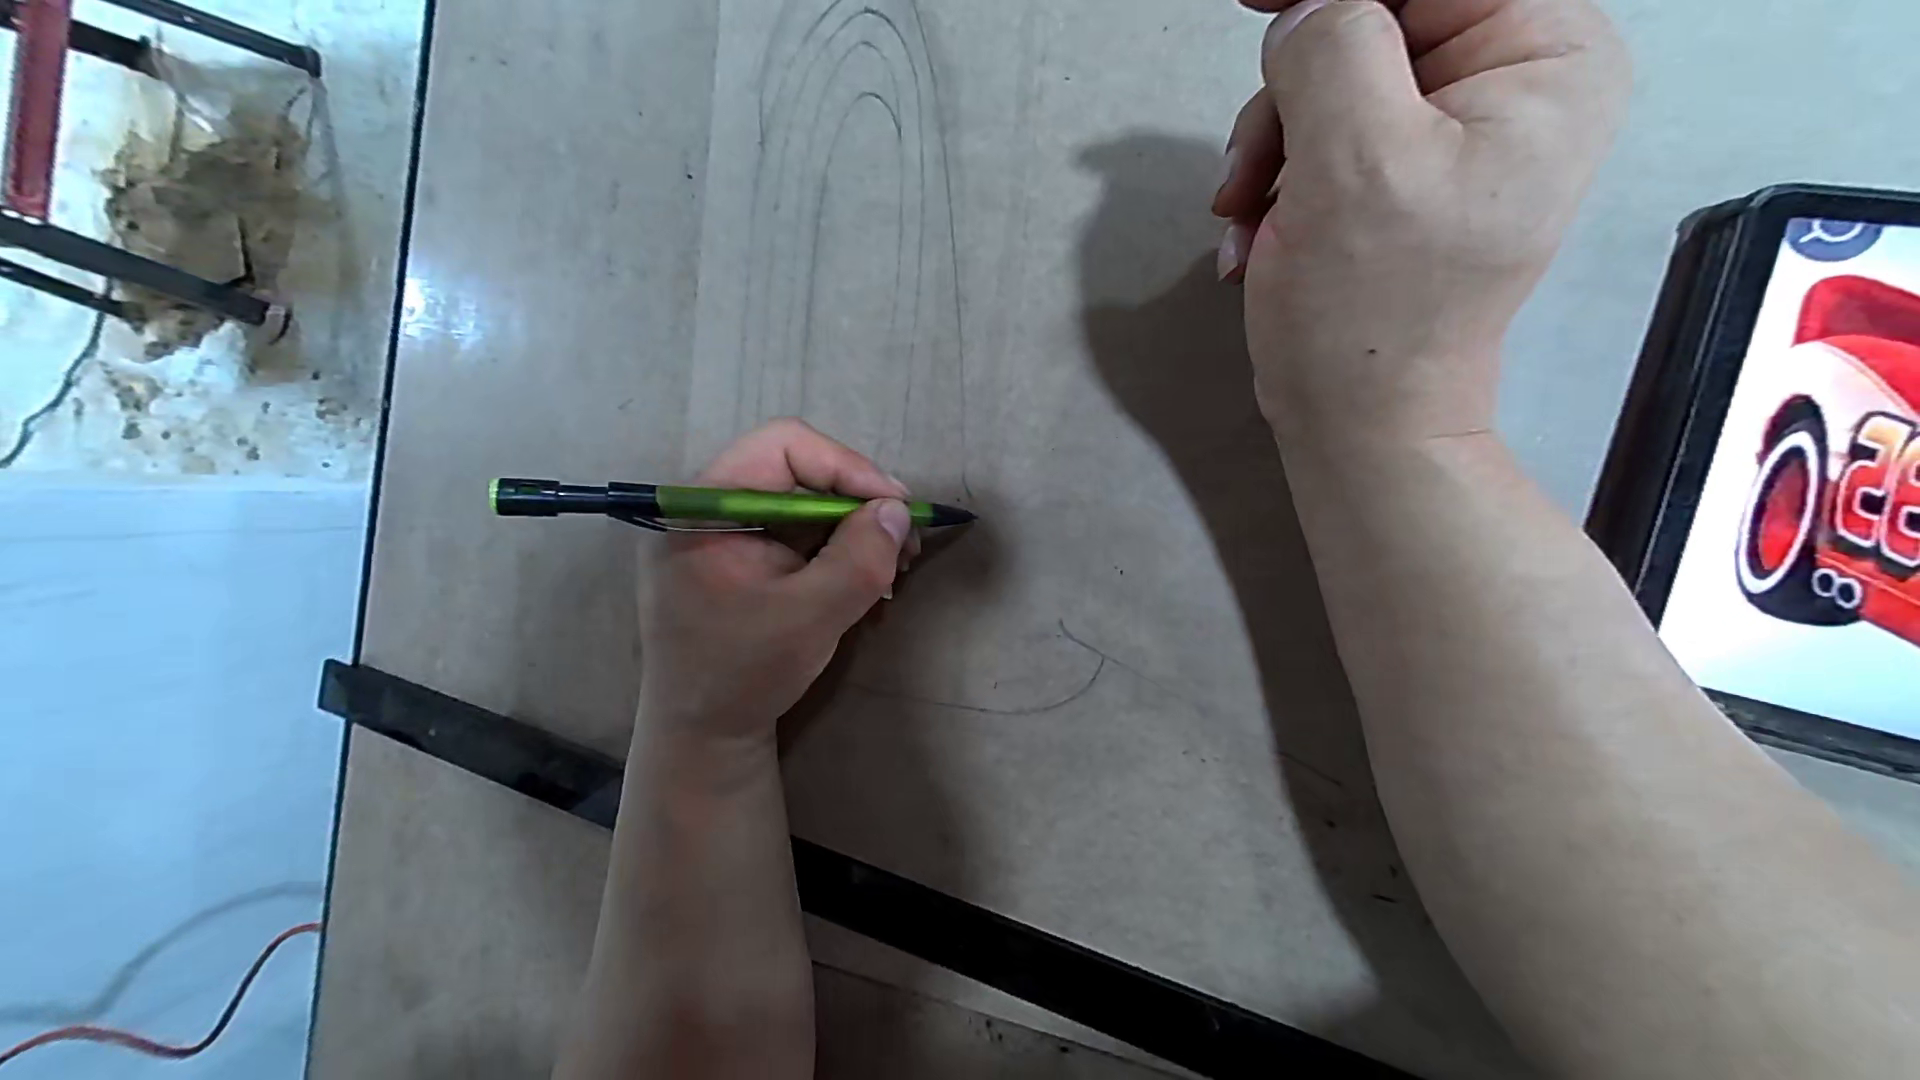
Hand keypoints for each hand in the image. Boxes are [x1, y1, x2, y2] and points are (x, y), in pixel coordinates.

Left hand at [636, 419, 914, 748]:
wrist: (703, 736)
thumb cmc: (742, 676)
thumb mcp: (810, 618)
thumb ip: (859, 559)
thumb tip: (898, 509)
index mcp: (705, 508)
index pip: (783, 447)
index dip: (847, 467)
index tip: (895, 507)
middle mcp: (711, 510)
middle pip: (799, 475)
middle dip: (859, 505)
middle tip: (905, 541)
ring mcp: (725, 536)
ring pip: (805, 507)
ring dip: (855, 531)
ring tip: (894, 567)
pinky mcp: (742, 560)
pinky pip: (798, 537)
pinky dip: (838, 552)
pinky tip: (866, 582)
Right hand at [1213, 0, 1628, 446]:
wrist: (1355, 421)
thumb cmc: (1364, 306)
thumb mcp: (1352, 164)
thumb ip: (1331, 53)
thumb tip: (1303, 12)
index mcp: (1540, 61)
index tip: (1251, 0)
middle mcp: (1502, 94)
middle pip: (1371, 35)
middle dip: (1286, 106)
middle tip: (1238, 182)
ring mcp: (1441, 150)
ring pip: (1329, 100)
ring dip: (1266, 159)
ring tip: (1243, 229)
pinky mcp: (1389, 195)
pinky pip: (1317, 156)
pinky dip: (1271, 196)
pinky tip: (1252, 248)